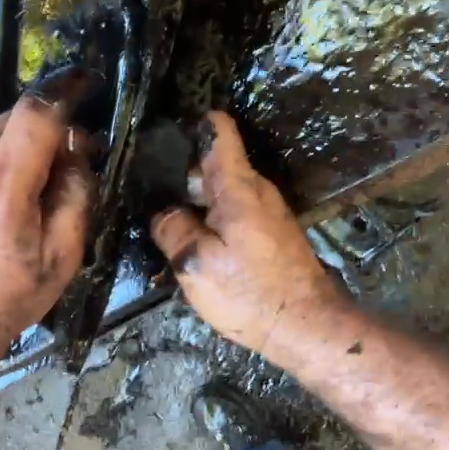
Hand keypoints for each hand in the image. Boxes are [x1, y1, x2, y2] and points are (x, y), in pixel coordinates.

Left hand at [0, 91, 92, 361]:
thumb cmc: (9, 297)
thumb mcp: (63, 255)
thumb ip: (76, 193)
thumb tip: (76, 149)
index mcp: (1, 185)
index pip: (36, 110)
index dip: (64, 91)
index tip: (83, 84)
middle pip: (8, 118)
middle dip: (37, 134)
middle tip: (53, 167)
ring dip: (2, 146)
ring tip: (9, 189)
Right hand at [149, 111, 352, 363]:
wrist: (305, 327)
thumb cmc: (251, 294)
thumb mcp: (196, 264)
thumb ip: (173, 230)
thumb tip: (162, 212)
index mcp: (238, 187)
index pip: (217, 131)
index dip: (189, 123)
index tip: (161, 131)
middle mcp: (256, 191)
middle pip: (213, 166)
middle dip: (180, 173)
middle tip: (143, 189)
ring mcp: (266, 214)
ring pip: (220, 195)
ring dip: (193, 204)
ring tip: (159, 219)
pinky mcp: (269, 237)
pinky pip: (231, 217)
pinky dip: (209, 223)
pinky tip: (189, 245)